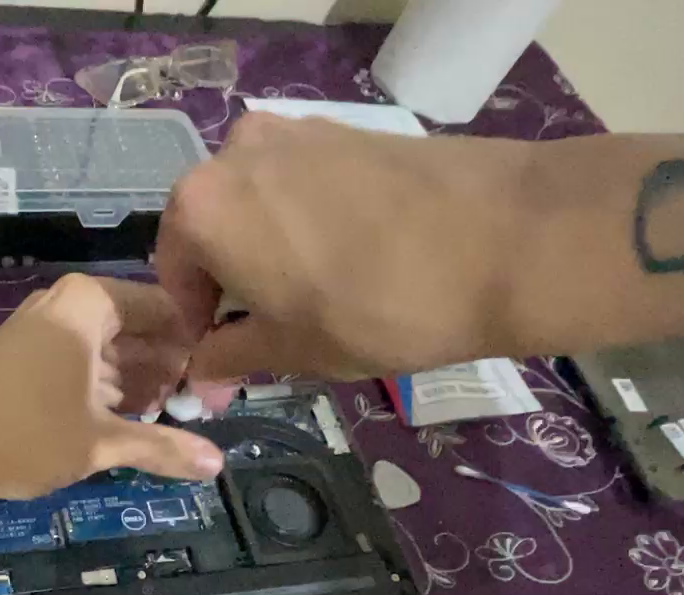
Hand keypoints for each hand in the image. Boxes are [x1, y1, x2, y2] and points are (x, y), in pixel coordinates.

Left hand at [0, 275, 223, 501]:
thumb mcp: (100, 443)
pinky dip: (101, 387)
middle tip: (192, 410)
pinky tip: (115, 422)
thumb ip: (162, 447)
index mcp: (88, 303)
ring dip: (134, 383)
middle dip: (165, 369)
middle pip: (135, 328)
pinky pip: (76, 362)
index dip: (195, 346)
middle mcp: (64, 304)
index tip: (216, 385)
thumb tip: (218, 464)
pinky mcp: (19, 356)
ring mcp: (37, 329)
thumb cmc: (25, 435)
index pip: (166, 308)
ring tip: (158, 421)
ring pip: (105, 349)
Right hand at [156, 114, 537, 384]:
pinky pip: (295, 185)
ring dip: (260, 254)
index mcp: (201, 207)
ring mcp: (294, 132)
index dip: (194, 326)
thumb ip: (224, 359)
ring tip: (304, 297)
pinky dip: (298, 224)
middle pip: (207, 235)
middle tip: (260, 330)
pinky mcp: (345, 128)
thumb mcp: (285, 350)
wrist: (511, 241)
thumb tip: (197, 379)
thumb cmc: (373, 308)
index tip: (219, 358)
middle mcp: (234, 154)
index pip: (172, 278)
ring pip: (251, 208)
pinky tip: (339, 259)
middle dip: (224, 286)